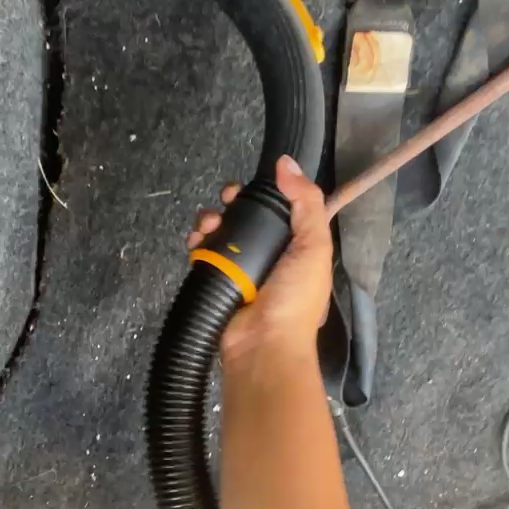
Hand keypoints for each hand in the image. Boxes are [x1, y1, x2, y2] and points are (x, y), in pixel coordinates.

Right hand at [185, 155, 333, 365]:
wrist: (263, 345)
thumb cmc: (295, 299)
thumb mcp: (313, 246)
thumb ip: (306, 202)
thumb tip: (286, 164)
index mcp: (294, 246)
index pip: (276, 209)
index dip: (262, 193)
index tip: (249, 187)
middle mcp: (266, 255)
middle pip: (244, 218)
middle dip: (231, 204)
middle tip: (224, 203)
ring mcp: (238, 270)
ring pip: (220, 233)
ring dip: (210, 221)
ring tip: (206, 226)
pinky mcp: (215, 283)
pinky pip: (202, 255)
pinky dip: (196, 244)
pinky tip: (195, 241)